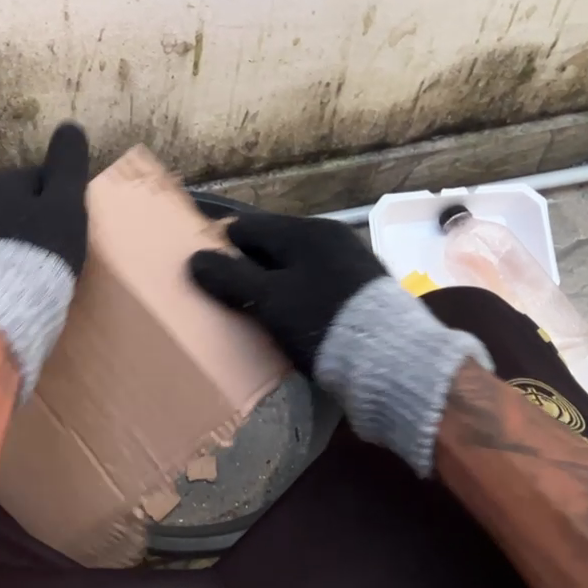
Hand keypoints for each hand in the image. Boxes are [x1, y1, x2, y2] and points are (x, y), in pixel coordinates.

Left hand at [0, 123, 88, 274]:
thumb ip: (68, 163)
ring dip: (24, 242)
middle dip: (39, 220)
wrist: (5, 307)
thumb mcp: (65, 202)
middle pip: (21, 204)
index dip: (62, 201)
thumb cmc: (42, 250)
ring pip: (7, 230)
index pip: (41, 180)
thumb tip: (69, 125)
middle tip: (60, 248)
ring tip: (43, 268)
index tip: (72, 225)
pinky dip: (11, 263)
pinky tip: (24, 280)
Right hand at [187, 212, 385, 374]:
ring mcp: (352, 261)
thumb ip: (230, 278)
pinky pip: (317, 282)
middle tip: (228, 293)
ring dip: (275, 281)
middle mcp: (330, 236)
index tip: (205, 270)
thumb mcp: (268, 300)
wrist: (392, 361)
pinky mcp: (366, 289)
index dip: (221, 246)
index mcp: (304, 230)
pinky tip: (294, 317)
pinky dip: (299, 294)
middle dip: (248, 265)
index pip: (246, 226)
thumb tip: (196, 259)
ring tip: (258, 308)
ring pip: (296, 264)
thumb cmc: (321, 321)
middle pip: (272, 245)